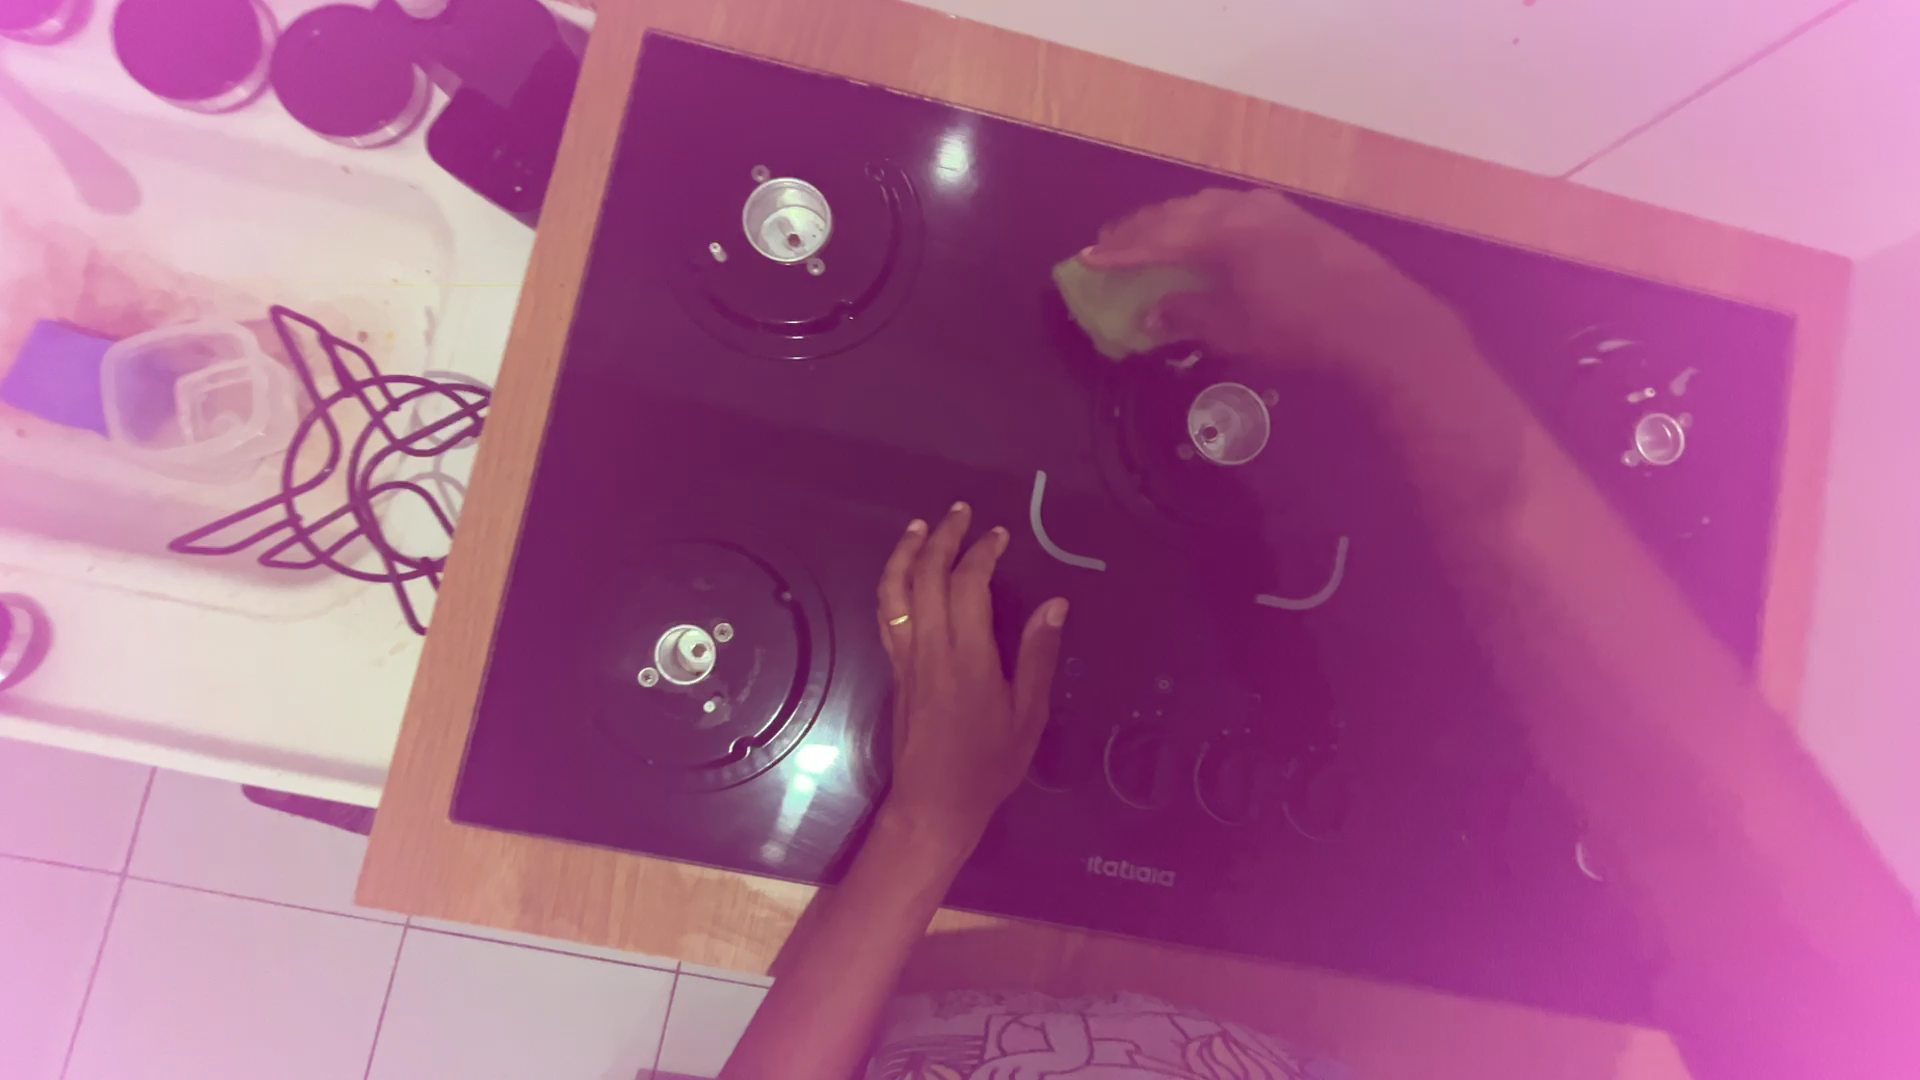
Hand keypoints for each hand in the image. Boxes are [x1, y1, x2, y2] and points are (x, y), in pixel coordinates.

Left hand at [875, 502, 1067, 854]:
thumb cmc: (988, 764)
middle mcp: (929, 648)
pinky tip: (902, 572)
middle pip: (924, 577)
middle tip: (960, 511)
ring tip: (919, 526)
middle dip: (941, 537)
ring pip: (894, 591)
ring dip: (906, 553)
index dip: (981, 553)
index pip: (967, 586)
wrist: (933, 804)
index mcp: (967, 658)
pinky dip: (892, 583)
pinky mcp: (894, 668)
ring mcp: (905, 657)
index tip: (999, 535)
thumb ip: (1038, 656)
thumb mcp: (1028, 715)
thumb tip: (1055, 604)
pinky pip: (886, 614)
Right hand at [1082, 188, 1467, 373]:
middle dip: (1138, 229)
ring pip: (1204, 208)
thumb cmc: (1296, 327)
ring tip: (1145, 235)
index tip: (1085, 258)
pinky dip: (1201, 224)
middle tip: (1106, 241)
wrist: (1377, 320)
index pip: (1155, 237)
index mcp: (1221, 231)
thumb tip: (1147, 316)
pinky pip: (1229, 213)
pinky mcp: (1291, 220)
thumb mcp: (1231, 328)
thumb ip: (1183, 315)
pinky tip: (1199, 235)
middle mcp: (1242, 208)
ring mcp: (1271, 210)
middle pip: (1177, 213)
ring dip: (1170, 223)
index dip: (1118, 251)